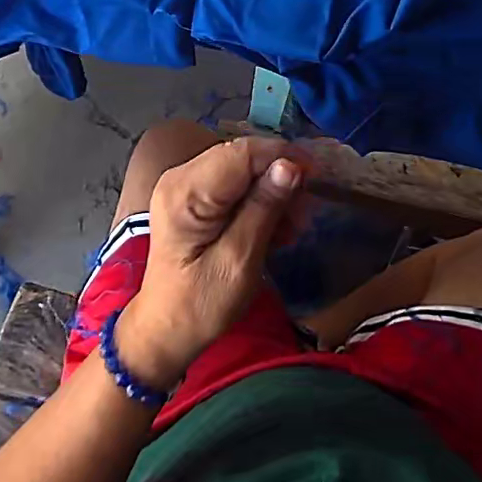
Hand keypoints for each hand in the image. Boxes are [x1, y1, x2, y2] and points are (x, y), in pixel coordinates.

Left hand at [116, 138, 306, 388]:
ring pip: (241, 168)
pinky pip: (232, 183)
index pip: (241, 152)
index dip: (282, 157)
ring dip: (271, 191)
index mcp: (185, 192)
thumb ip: (263, 209)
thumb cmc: (200, 305)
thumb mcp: (239, 262)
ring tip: (291, 228)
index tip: (315, 178)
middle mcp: (179, 176)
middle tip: (304, 213)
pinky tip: (273, 228)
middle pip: (241, 156)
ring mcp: (184, 184)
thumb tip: (291, 166)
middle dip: (278, 176)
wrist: (166, 329)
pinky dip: (257, 200)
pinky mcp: (192, 196)